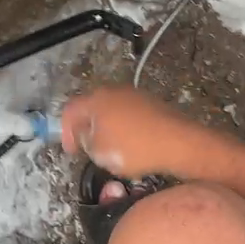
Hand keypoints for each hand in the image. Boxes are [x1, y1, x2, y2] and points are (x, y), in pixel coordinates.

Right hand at [60, 87, 233, 178]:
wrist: (179, 143)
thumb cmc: (133, 148)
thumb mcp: (99, 153)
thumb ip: (86, 142)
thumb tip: (88, 136)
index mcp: (96, 99)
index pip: (70, 110)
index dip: (65, 131)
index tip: (72, 150)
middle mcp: (114, 91)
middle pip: (91, 107)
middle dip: (87, 127)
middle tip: (87, 147)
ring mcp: (136, 95)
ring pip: (112, 110)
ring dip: (106, 128)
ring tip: (110, 149)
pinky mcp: (153, 103)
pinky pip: (130, 115)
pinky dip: (125, 128)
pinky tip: (131, 145)